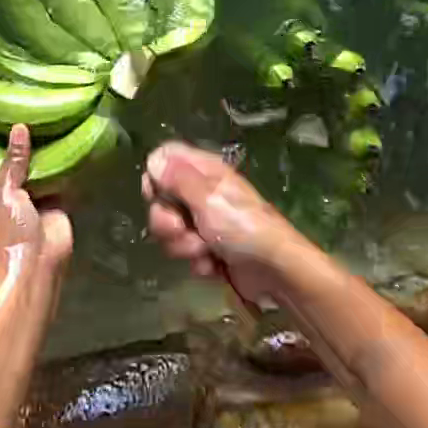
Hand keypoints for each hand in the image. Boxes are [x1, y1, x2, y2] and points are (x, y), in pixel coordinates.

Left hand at [0, 124, 73, 278]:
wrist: (38, 261)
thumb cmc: (10, 230)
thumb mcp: (6, 192)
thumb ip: (14, 161)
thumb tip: (19, 127)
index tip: (9, 117)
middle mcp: (12, 193)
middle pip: (20, 164)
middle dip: (29, 145)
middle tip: (40, 113)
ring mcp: (36, 198)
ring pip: (44, 170)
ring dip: (51, 154)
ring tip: (62, 123)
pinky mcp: (59, 202)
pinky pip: (65, 180)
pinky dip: (71, 167)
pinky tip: (78, 145)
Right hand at [142, 142, 312, 303]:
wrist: (273, 270)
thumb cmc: (242, 226)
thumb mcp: (208, 197)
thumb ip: (178, 178)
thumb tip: (154, 158)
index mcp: (205, 172)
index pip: (167, 160)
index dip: (155, 177)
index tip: (155, 194)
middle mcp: (203, 193)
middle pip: (162, 200)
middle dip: (167, 222)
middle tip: (182, 228)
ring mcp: (205, 222)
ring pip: (171, 232)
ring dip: (183, 246)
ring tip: (204, 250)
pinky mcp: (209, 249)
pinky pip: (185, 253)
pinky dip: (198, 262)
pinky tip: (214, 265)